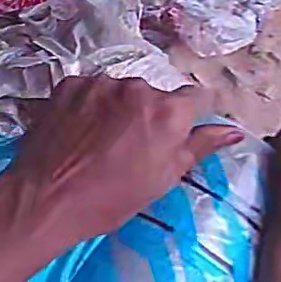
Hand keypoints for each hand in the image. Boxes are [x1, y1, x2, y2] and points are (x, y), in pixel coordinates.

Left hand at [0, 76, 243, 250]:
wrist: (47, 198)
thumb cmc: (111, 198)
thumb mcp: (164, 178)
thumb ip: (200, 146)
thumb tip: (233, 131)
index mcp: (168, 111)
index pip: (196, 97)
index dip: (188, 115)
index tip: (175, 133)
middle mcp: (137, 88)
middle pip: (154, 95)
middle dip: (148, 114)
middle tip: (130, 147)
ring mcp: (100, 83)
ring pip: (120, 91)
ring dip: (117, 108)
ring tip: (99, 141)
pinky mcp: (69, 84)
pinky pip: (89, 90)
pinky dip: (88, 105)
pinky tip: (78, 131)